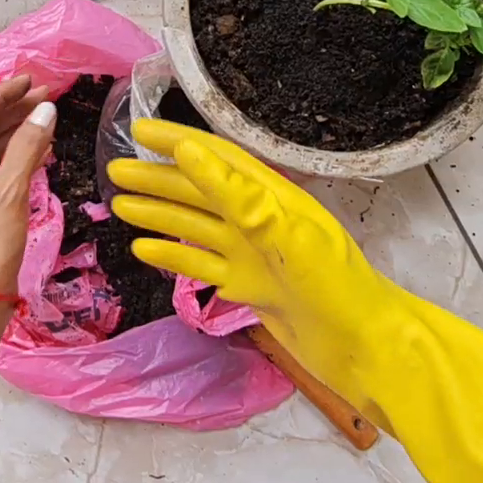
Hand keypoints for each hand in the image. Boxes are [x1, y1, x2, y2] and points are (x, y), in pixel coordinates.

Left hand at [0, 75, 56, 295]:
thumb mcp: (11, 190)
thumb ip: (27, 147)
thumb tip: (44, 109)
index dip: (4, 93)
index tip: (33, 81)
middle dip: (15, 108)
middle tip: (48, 96)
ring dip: (18, 129)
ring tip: (48, 118)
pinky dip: (19, 153)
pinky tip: (41, 152)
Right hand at [106, 118, 390, 378]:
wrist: (367, 352)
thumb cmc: (336, 288)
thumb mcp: (287, 233)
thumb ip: (237, 194)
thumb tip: (189, 150)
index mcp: (270, 196)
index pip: (215, 158)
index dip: (176, 142)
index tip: (138, 131)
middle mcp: (256, 220)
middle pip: (197, 191)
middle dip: (157, 179)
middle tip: (115, 171)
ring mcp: (251, 255)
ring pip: (194, 227)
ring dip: (158, 214)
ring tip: (119, 205)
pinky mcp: (247, 287)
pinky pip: (201, 265)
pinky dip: (173, 255)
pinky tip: (145, 249)